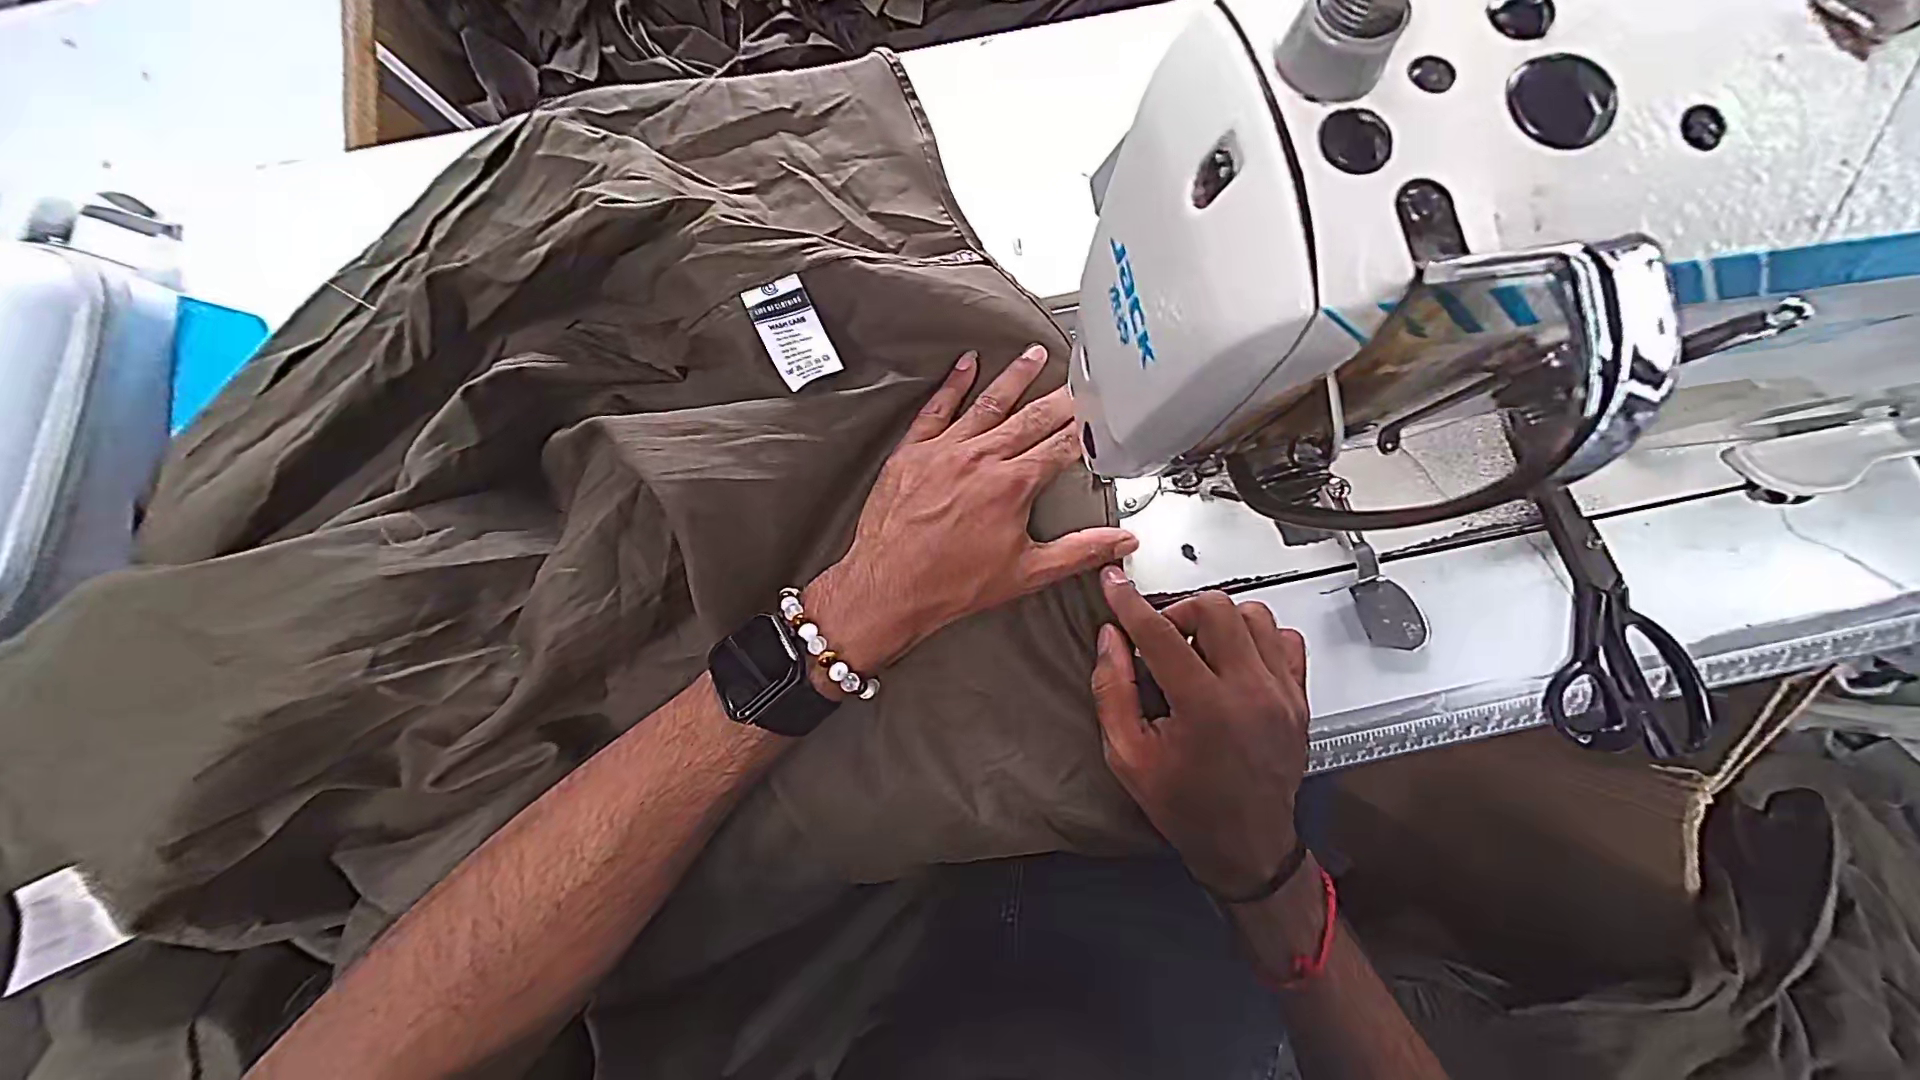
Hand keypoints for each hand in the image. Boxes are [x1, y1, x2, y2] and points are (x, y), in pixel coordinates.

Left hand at [804, 345, 1138, 679]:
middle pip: (1031, 418)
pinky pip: (937, 408)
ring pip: (988, 403)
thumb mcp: (1027, 573)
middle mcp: (980, 460)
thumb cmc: (949, 583)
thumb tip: (1120, 542)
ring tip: (1033, 355)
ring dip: (1015, 377)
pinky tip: (966, 365)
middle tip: (1076, 380)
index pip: (1060, 447)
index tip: (1097, 415)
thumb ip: (1080, 551)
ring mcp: (944, 451)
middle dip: (1059, 398)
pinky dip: (953, 383)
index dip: (1083, 429)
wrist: (889, 586)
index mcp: (1011, 486)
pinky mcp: (912, 452)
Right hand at [1092, 568, 1309, 897]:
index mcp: (1205, 709)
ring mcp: (1282, 694)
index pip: (1160, 632)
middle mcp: (1251, 694)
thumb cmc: (1187, 807)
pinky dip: (1256, 636)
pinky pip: (1284, 638)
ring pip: (1253, 614)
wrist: (1246, 845)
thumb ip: (1112, 689)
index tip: (1115, 584)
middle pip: (1215, 608)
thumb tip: (1110, 640)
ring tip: (1196, 645)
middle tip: (1160, 633)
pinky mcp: (1298, 698)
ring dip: (1217, 619)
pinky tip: (1234, 656)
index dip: (1129, 602)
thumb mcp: (1127, 755)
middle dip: (1177, 610)